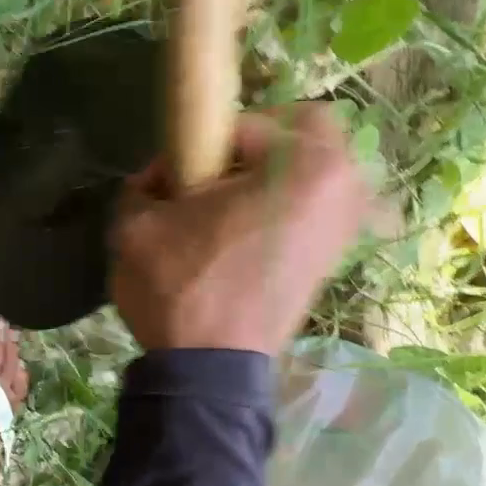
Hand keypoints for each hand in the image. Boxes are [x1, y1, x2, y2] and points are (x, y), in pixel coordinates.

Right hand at [112, 104, 374, 354]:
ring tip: (221, 211)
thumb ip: (145, 186)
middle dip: (255, 145)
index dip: (202, 142)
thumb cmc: (177, 285)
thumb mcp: (137, 226)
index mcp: (302, 164)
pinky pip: (314, 204)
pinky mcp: (337, 250)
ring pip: (313, 168)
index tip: (174, 173)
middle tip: (207, 178)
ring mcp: (348, 220)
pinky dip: (281, 206)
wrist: (210, 362)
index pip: (249, 124)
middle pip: (306, 132)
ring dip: (270, 176)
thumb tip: (159, 178)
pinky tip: (238, 235)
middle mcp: (344, 182)